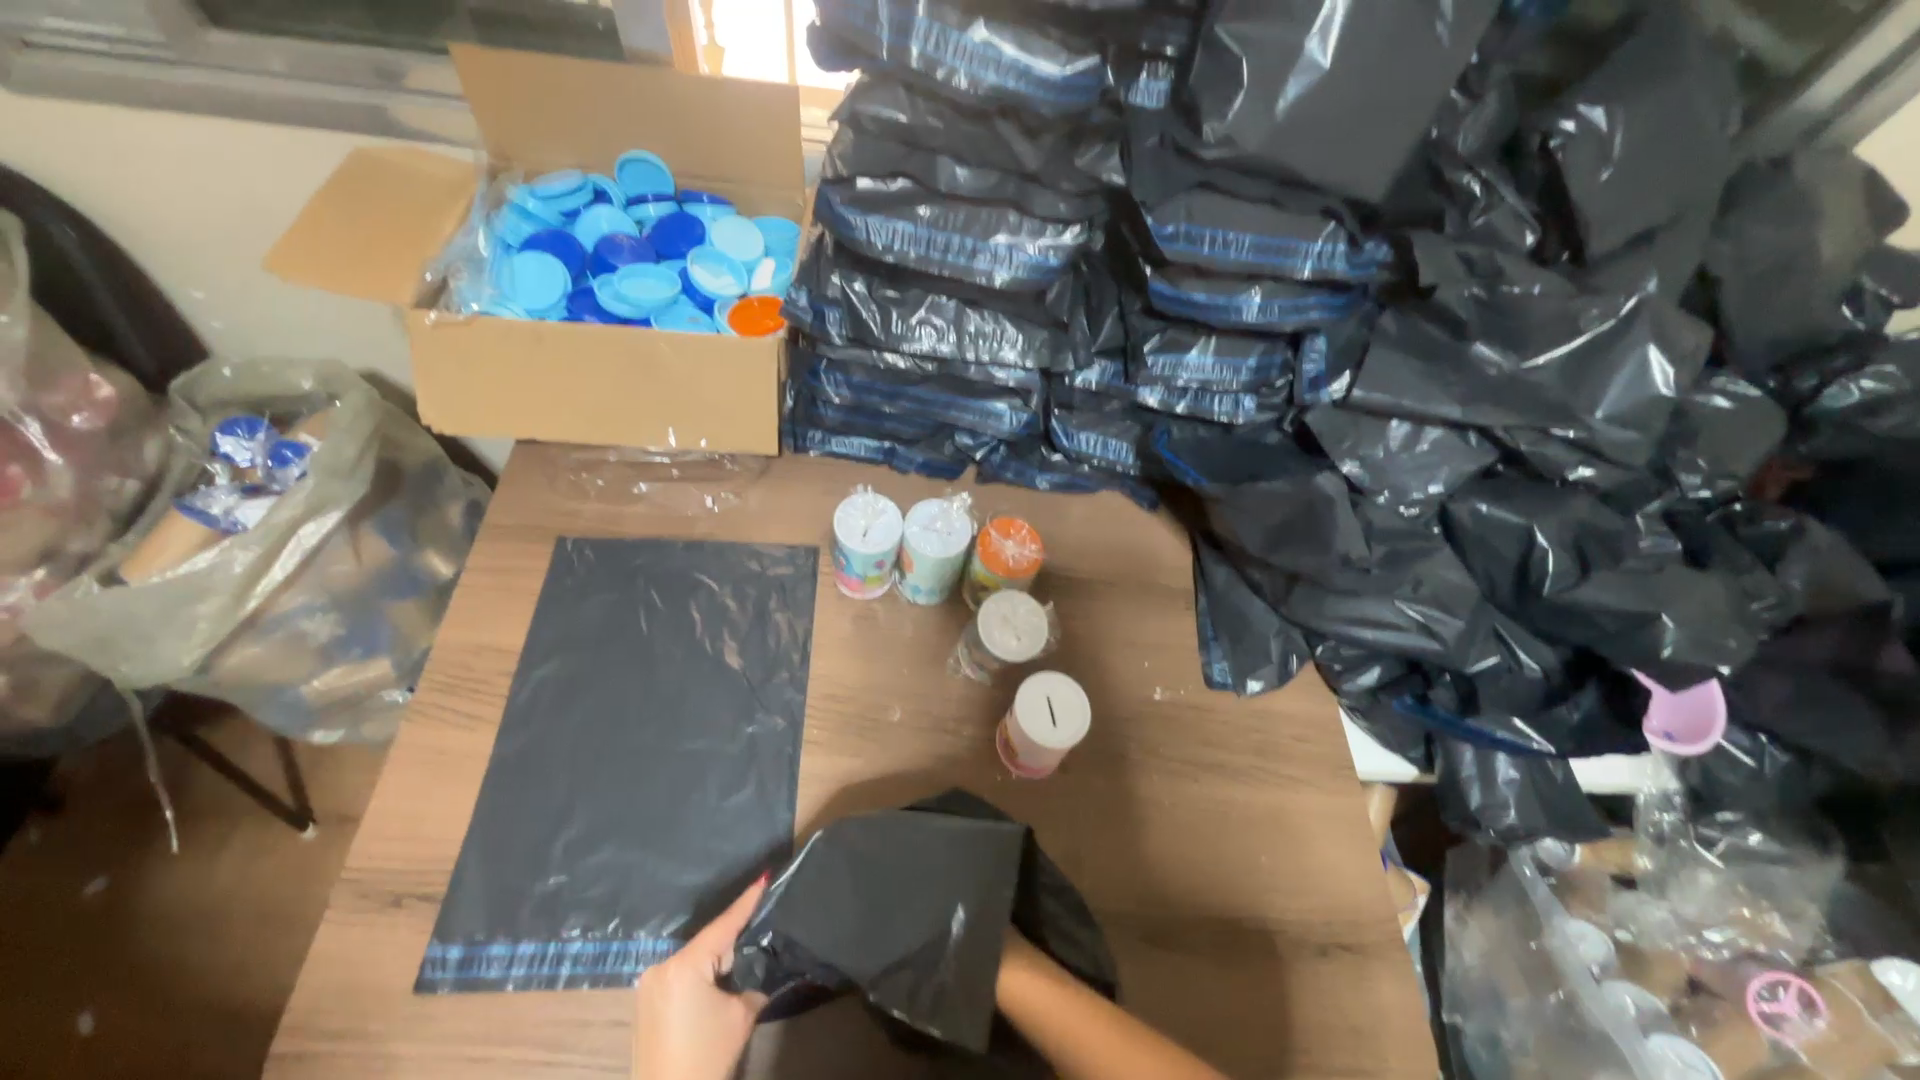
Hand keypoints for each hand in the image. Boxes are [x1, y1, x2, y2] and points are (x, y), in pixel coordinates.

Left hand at [633, 876, 768, 1079]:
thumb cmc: (707, 1057)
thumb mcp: (740, 1016)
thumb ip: (750, 986)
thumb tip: (752, 978)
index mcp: (684, 966)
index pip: (722, 926)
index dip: (745, 903)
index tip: (763, 878)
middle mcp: (660, 968)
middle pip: (705, 944)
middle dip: (729, 945)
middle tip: (755, 941)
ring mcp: (647, 987)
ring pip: (691, 963)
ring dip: (712, 966)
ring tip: (734, 972)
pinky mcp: (643, 1006)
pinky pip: (678, 979)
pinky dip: (697, 980)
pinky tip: (711, 993)